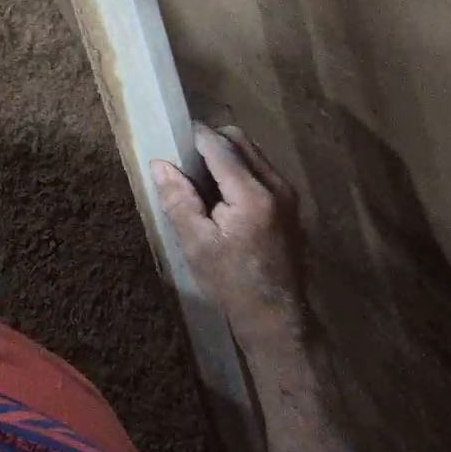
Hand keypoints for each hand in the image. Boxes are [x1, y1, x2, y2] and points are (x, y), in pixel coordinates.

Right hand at [151, 124, 305, 342]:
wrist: (277, 317)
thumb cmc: (231, 282)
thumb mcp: (197, 244)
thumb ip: (179, 199)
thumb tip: (160, 164)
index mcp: (252, 196)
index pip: (220, 148)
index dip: (195, 136)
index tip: (173, 133)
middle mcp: (276, 187)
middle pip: (240, 141)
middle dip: (211, 141)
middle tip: (186, 159)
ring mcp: (288, 195)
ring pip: (252, 152)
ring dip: (226, 154)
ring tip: (202, 177)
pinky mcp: (290, 205)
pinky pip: (261, 169)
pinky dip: (239, 168)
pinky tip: (222, 194)